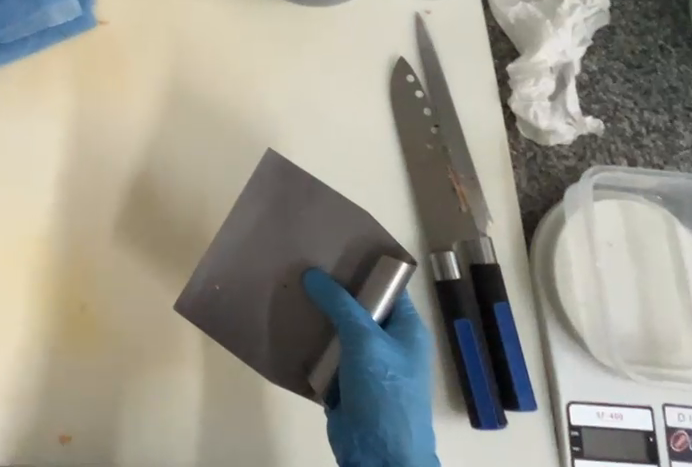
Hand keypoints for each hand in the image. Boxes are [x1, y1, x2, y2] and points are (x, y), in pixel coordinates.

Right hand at [303, 268, 439, 466]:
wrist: (379, 458)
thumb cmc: (385, 393)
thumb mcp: (365, 340)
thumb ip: (339, 304)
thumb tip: (312, 273)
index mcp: (405, 329)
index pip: (387, 286)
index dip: (364, 267)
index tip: (333, 246)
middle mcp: (386, 343)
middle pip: (357, 306)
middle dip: (331, 289)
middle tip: (301, 262)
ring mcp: (364, 364)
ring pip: (337, 329)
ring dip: (316, 315)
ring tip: (287, 286)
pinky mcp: (342, 383)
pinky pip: (323, 354)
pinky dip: (308, 343)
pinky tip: (285, 323)